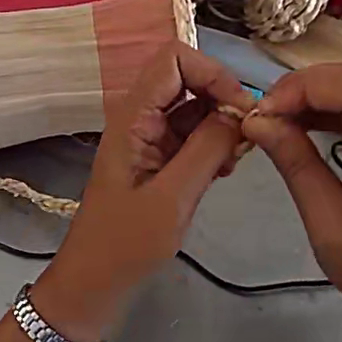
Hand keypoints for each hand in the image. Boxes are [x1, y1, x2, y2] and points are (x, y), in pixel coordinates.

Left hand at [31, 42, 252, 341]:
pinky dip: (214, 145)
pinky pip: (192, 136)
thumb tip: (240, 112)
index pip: (174, 58)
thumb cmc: (125, 244)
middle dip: (222, 99)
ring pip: (194, 108)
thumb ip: (207, 148)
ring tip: (235, 162)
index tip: (241, 109)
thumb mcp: (172, 197)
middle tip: (247, 139)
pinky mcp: (159, 160)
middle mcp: (140, 118)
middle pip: (188, 79)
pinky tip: (224, 172)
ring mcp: (149, 139)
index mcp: (133, 117)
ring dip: (221, 125)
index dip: (212, 73)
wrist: (94, 283)